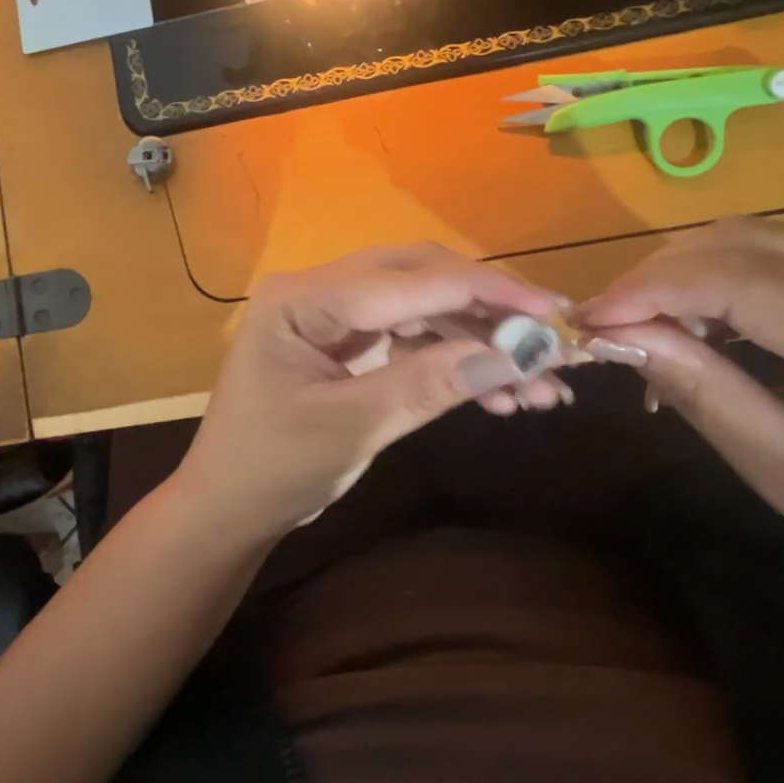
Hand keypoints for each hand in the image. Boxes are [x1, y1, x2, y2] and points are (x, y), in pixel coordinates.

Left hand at [171, 243, 562, 541]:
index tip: (555, 315)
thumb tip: (517, 355)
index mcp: (300, 299)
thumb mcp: (352, 427)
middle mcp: (315, 291)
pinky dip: (453, 359)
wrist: (229, 504)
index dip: (484, 292)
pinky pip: (409, 336)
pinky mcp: (344, 341)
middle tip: (553, 341)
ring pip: (421, 307)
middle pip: (418, 277)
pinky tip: (499, 394)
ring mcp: (329, 315)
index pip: (405, 280)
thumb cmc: (273, 467)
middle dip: (488, 308)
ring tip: (541, 387)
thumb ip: (428, 384)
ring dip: (478, 340)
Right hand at [578, 216, 783, 602]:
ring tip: (650, 322)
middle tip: (608, 321)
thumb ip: (700, 390)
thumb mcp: (780, 471)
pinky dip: (726, 274)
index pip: (758, 284)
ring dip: (689, 269)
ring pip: (770, 235)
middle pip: (760, 242)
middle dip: (663, 273)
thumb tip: (611, 331)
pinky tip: (704, 316)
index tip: (587, 318)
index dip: (657, 289)